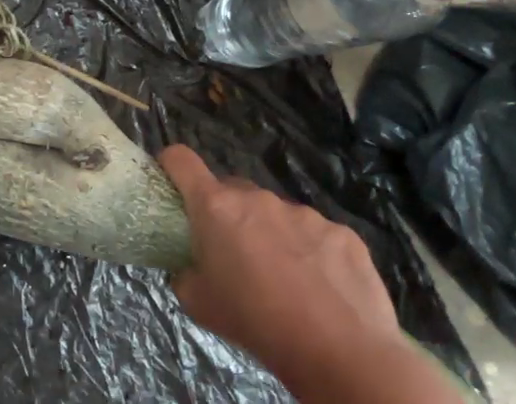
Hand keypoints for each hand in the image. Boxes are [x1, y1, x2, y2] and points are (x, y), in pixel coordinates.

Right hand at [159, 146, 437, 398]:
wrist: (342, 355)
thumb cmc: (256, 322)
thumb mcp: (196, 301)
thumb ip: (184, 270)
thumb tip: (190, 265)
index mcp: (215, 206)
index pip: (180, 159)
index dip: (171, 166)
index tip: (171, 185)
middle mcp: (258, 199)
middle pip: (231, 189)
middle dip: (226, 212)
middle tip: (233, 251)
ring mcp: (305, 214)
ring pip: (276, 213)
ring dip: (271, 233)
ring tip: (286, 278)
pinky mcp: (344, 234)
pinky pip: (316, 234)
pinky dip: (312, 252)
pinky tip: (322, 287)